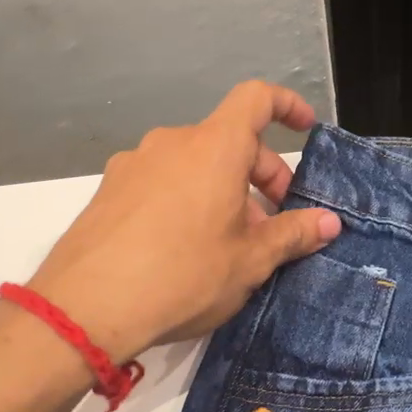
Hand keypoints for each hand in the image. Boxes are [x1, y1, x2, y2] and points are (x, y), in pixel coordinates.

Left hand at [24, 81, 340, 363]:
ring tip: (232, 241)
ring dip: (225, 190)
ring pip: (197, 163)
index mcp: (214, 147)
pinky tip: (187, 248)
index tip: (305, 130)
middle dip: (262, 174)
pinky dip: (189, 198)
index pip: (257, 99)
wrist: (81, 313)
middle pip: (231, 139)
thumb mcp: (251, 260)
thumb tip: (330, 222)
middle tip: (274, 222)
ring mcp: (134, 165)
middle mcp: (173, 143)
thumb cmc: (183, 275)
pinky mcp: (108, 192)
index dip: (287, 106)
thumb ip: (294, 234)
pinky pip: (164, 181)